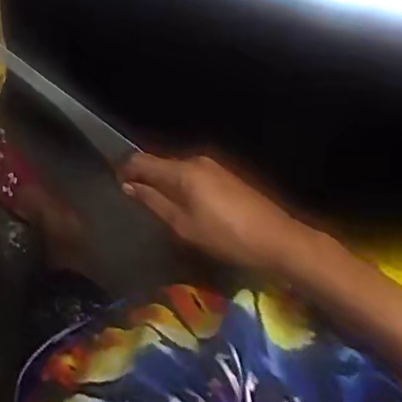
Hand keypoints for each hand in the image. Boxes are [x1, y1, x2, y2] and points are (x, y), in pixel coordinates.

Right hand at [118, 153, 318, 275]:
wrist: (282, 241)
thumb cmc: (228, 237)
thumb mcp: (184, 226)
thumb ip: (153, 202)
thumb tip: (128, 185)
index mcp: (180, 170)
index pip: (139, 160)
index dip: (124, 170)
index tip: (118, 187)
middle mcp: (194, 161)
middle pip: (158, 163)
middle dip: (144, 177)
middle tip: (139, 201)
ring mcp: (213, 166)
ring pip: (175, 169)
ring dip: (163, 182)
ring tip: (163, 206)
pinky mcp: (226, 176)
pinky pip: (192, 174)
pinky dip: (182, 185)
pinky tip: (188, 206)